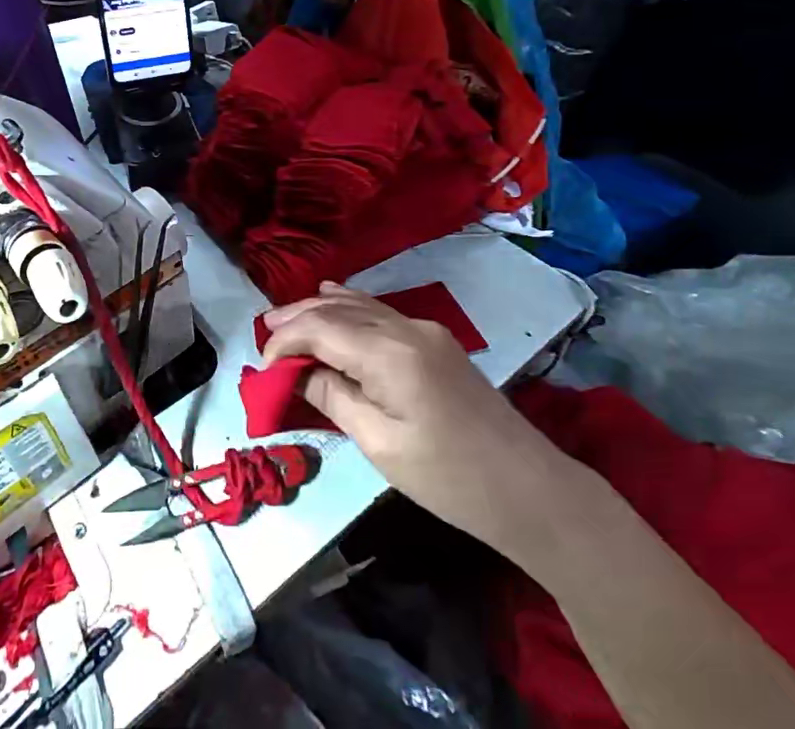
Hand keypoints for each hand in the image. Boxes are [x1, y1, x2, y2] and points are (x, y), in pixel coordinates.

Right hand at [262, 283, 600, 560]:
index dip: (283, 342)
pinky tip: (332, 301)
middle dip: (294, 318)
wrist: (532, 492)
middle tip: (261, 333)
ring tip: (281, 319)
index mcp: (390, 354)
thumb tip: (294, 373)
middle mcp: (407, 329)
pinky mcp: (436, 343)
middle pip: (336, 309)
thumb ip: (331, 396)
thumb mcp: (378, 442)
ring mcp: (426, 332)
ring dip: (318, 310)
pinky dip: (347, 311)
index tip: (262, 369)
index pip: (319, 328)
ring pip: (358, 306)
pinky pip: (379, 314)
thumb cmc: (449, 477)